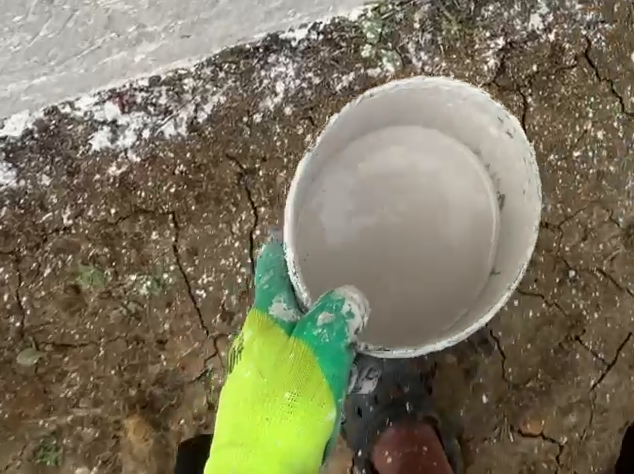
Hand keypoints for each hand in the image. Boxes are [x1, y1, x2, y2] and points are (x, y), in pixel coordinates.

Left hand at [206, 240, 367, 473]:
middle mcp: (263, 343)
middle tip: (354, 278)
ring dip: (337, 337)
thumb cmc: (287, 404)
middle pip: (295, 307)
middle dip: (323, 295)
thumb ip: (335, 317)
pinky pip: (314, 374)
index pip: (273, 271)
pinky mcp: (282, 405)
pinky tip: (360, 374)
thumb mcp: (317, 350)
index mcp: (264, 322)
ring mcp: (270, 376)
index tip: (302, 228)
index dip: (286, 247)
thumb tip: (348, 297)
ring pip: (308, 341)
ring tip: (369, 331)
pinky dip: (336, 369)